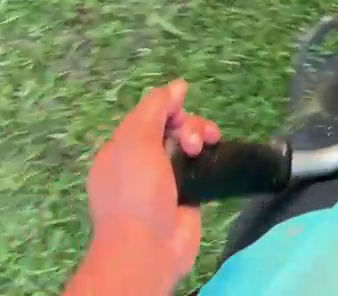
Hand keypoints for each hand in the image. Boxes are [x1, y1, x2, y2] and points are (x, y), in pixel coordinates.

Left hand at [81, 80, 220, 291]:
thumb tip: (178, 85)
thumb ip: (156, 107)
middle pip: (171, 127)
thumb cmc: (135, 192)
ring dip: (200, 135)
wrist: (147, 250)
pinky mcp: (187, 194)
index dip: (167, 110)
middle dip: (188, 124)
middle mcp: (141, 163)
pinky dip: (209, 156)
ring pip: (188, 143)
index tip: (179, 114)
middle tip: (193, 141)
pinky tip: (216, 153)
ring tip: (207, 145)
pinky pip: (200, 164)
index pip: (148, 116)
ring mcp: (164, 180)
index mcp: (121, 150)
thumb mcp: (136, 140)